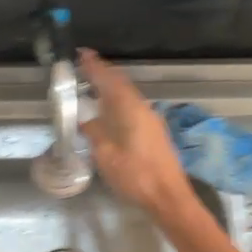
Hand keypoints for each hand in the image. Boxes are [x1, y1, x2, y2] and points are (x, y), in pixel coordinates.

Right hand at [79, 50, 195, 216]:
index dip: (95, 66)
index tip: (82, 53)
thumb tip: (87, 121)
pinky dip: (118, 103)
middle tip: (84, 67)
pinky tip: (110, 112)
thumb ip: (95, 133)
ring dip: (111, 89)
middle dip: (103, 74)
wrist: (168, 197)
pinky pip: (132, 107)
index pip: (110, 79)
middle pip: (121, 84)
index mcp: (130, 108)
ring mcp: (151, 120)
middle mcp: (143, 108)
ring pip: (128, 96)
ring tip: (93, 87)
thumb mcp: (106, 155)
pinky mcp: (154, 132)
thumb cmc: (135, 175)